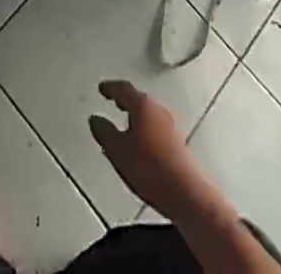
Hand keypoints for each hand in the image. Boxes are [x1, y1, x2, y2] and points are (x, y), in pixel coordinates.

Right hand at [87, 80, 224, 221]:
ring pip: (149, 113)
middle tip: (114, 99)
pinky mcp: (178, 142)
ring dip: (136, 115)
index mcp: (143, 105)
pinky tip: (140, 140)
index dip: (111, 88)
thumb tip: (96, 120)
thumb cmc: (149, 167)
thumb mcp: (117, 150)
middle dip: (125, 100)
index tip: (103, 88)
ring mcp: (171, 125)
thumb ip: (104, 131)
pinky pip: (157, 126)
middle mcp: (159, 109)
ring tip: (124, 121)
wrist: (184, 192)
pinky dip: (145, 127)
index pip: (124, 89)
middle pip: (139, 99)